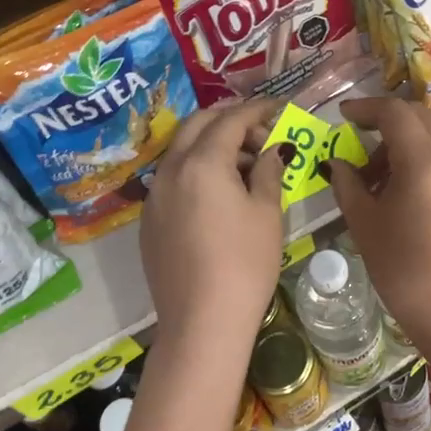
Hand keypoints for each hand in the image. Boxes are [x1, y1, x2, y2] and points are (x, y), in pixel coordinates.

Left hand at [141, 99, 285, 338]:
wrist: (202, 323)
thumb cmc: (245, 264)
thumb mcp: (267, 213)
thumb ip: (268, 172)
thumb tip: (270, 152)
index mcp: (203, 163)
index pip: (231, 120)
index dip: (258, 110)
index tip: (280, 108)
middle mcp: (171, 171)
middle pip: (198, 125)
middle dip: (230, 120)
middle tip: (261, 131)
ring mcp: (155, 196)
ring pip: (182, 150)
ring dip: (212, 144)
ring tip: (246, 163)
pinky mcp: (150, 221)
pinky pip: (174, 178)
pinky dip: (197, 169)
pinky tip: (221, 192)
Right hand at [325, 97, 430, 335]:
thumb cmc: (404, 269)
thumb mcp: (365, 224)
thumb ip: (348, 184)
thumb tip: (338, 163)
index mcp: (423, 159)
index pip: (394, 112)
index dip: (365, 108)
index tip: (343, 116)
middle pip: (418, 116)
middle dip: (386, 120)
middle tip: (357, 141)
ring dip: (404, 140)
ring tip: (375, 176)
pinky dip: (421, 157)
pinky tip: (401, 190)